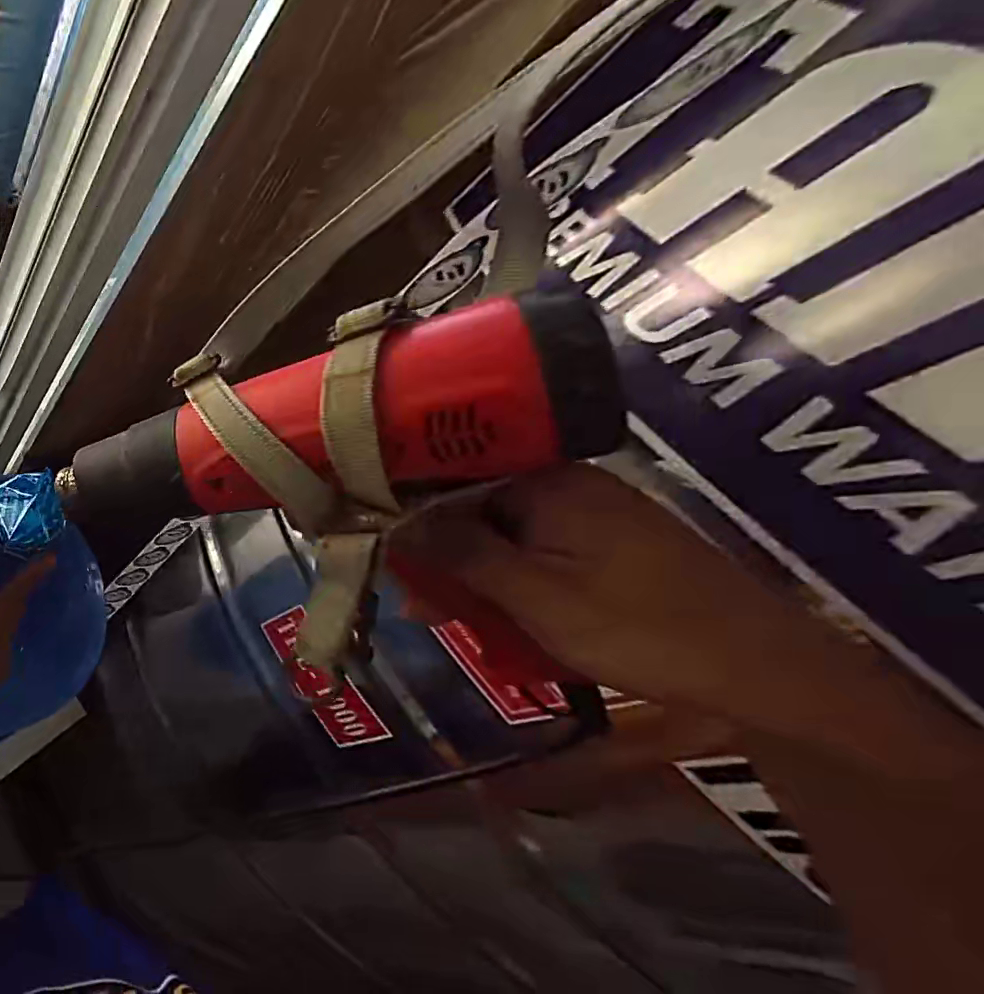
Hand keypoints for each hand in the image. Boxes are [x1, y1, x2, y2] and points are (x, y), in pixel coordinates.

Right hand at [390, 464, 861, 740]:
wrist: (771, 675)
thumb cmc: (641, 629)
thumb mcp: (535, 596)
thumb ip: (460, 554)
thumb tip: (393, 524)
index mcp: (546, 483)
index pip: (448, 484)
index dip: (409, 521)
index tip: (386, 561)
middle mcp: (564, 486)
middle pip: (471, 512)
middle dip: (440, 558)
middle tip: (420, 608)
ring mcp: (588, 514)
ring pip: (499, 536)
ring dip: (472, 576)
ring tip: (451, 620)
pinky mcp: (605, 543)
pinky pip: (532, 552)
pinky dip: (508, 582)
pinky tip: (499, 617)